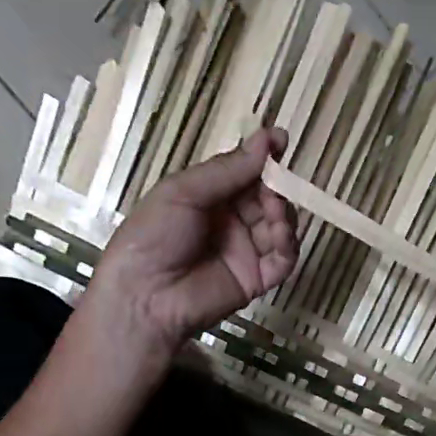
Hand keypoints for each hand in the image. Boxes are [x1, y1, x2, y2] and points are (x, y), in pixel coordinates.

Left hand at [84, 128, 298, 352]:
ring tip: (274, 215)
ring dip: (284, 217)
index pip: (245, 172)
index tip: (282, 141)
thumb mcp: (184, 192)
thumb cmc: (153, 236)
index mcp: (209, 197)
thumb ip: (227, 170)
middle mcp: (232, 221)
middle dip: (276, 189)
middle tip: (274, 189)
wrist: (146, 295)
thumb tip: (267, 140)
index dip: (264, 158)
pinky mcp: (258, 279)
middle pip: (268, 198)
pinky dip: (288, 246)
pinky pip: (284, 260)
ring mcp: (247, 251)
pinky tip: (280, 237)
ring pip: (281, 227)